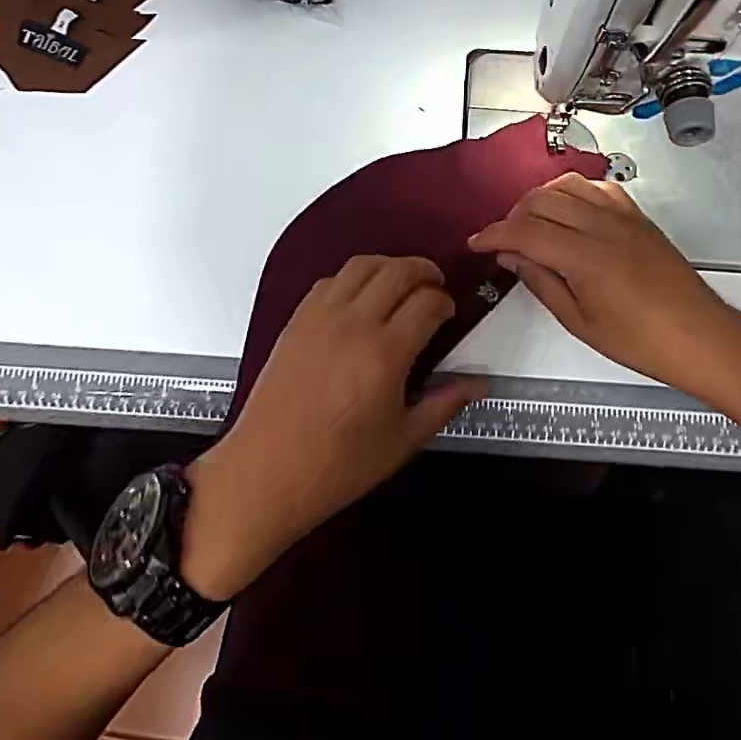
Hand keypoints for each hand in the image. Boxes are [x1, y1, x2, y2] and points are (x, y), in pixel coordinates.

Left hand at [179, 256, 487, 599]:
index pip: (428, 302)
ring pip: (363, 265)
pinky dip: (353, 278)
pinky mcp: (297, 322)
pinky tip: (360, 298)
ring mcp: (320, 319)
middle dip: (425, 272)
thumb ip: (443, 404)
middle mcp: (352, 325)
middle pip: (399, 271)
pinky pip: (330, 280)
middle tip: (435, 288)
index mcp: (384, 354)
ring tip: (402, 283)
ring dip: (390, 266)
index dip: (446, 302)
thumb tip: (474, 386)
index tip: (448, 314)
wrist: (266, 474)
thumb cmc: (332, 466)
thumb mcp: (403, 440)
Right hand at [468, 173, 740, 391]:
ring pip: (566, 185)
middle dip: (513, 216)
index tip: (477, 243)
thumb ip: (541, 283)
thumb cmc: (640, 340)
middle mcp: (603, 226)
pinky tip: (567, 211)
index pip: (525, 231)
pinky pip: (597, 187)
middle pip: (541, 200)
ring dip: (540, 199)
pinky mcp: (637, 215)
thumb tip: (512, 257)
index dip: (494, 235)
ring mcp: (623, 216)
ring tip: (531, 224)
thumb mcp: (579, 322)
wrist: (698, 335)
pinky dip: (573, 192)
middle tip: (504, 242)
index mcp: (585, 258)